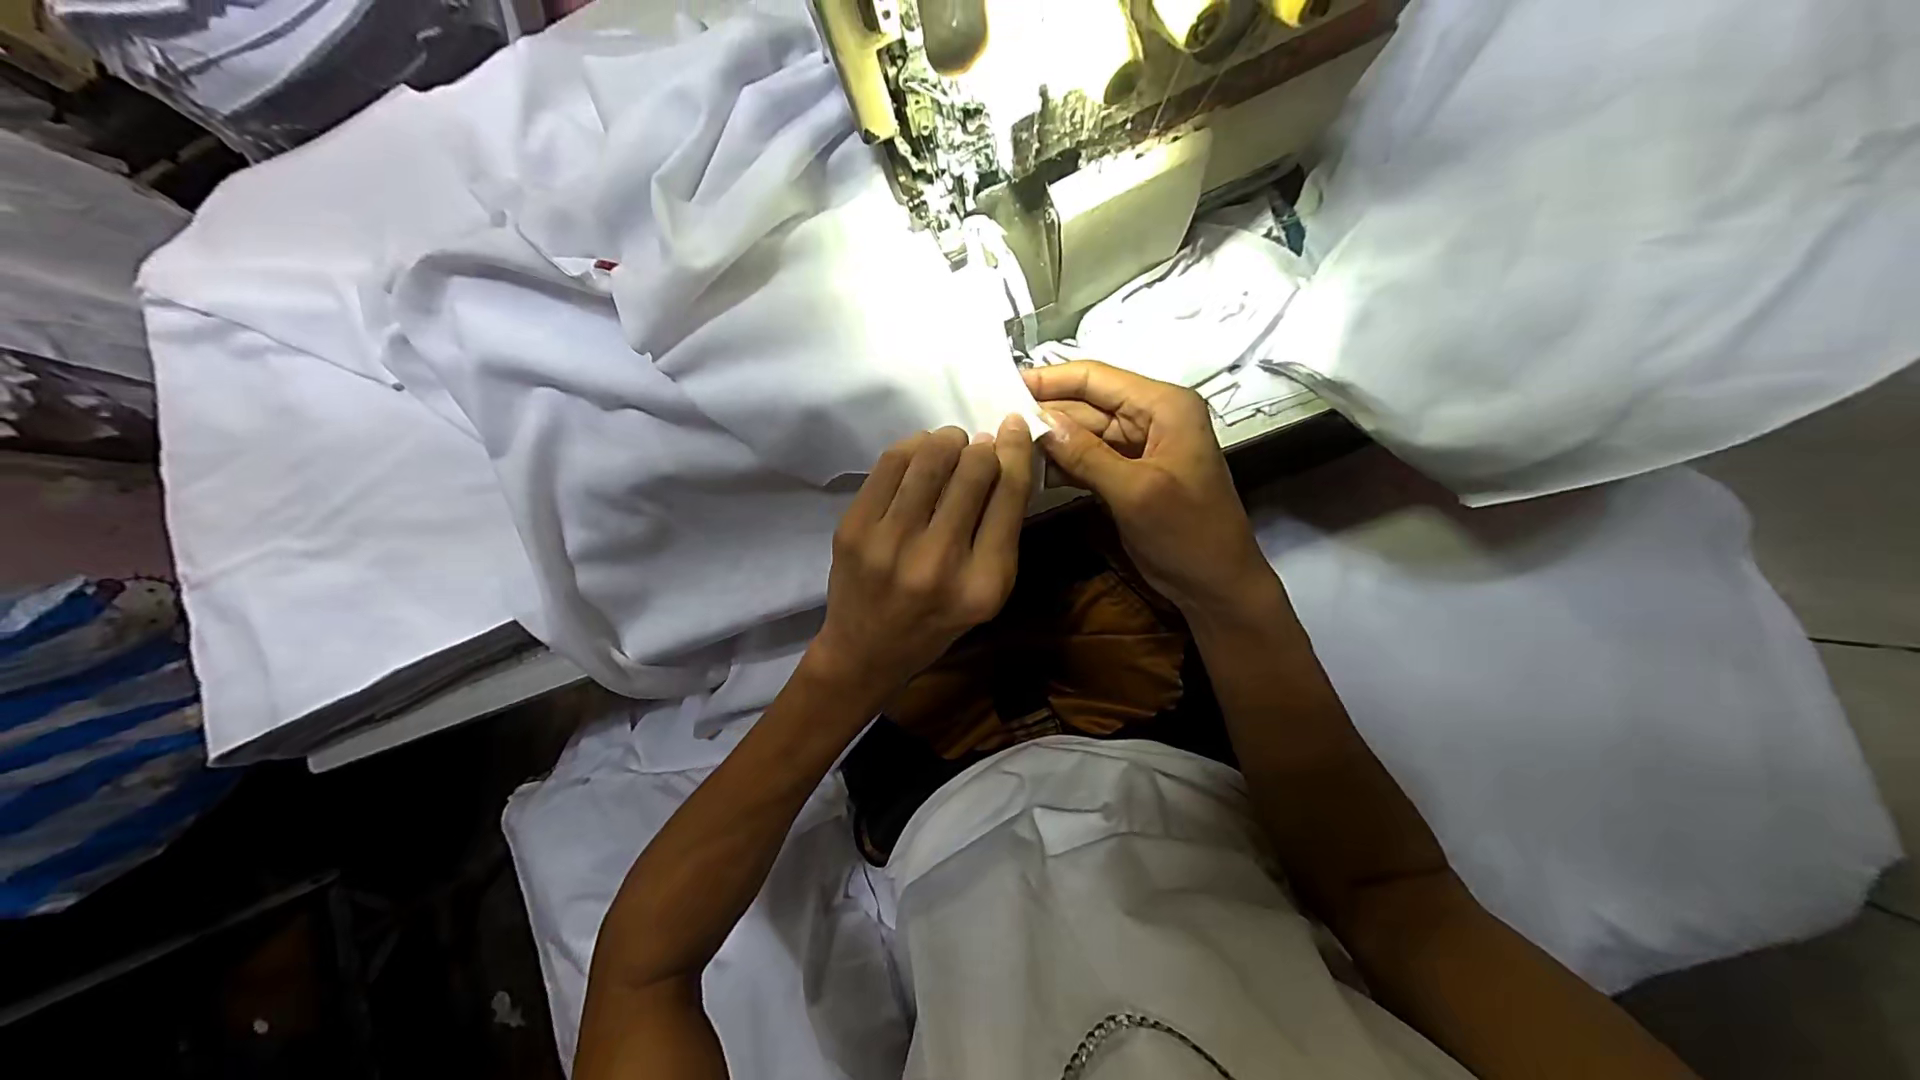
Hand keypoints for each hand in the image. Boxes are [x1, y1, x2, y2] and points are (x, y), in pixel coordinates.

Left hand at [807, 416, 1034, 702]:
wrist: (867, 650)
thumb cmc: (938, 622)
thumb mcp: (987, 590)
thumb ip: (1001, 529)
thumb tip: (1003, 451)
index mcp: (984, 583)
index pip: (1010, 494)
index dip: (1015, 450)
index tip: (1013, 426)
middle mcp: (938, 562)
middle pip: (974, 468)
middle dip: (982, 449)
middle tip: (977, 449)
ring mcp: (890, 544)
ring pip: (931, 456)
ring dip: (948, 440)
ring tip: (950, 446)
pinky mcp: (853, 529)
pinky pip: (891, 462)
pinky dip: (913, 447)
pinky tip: (919, 454)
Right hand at [1025, 360, 1272, 616]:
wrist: (1217, 586)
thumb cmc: (1188, 534)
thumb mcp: (1135, 491)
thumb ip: (1086, 453)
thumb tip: (1038, 422)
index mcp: (1164, 406)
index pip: (1097, 378)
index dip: (1050, 379)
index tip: (1002, 385)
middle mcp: (1152, 418)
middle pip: (1087, 402)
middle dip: (1044, 410)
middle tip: (994, 420)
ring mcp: (1140, 448)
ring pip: (1083, 432)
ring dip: (1049, 439)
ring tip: (1005, 443)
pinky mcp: (1129, 475)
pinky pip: (1089, 458)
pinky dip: (1063, 463)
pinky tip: (1032, 469)